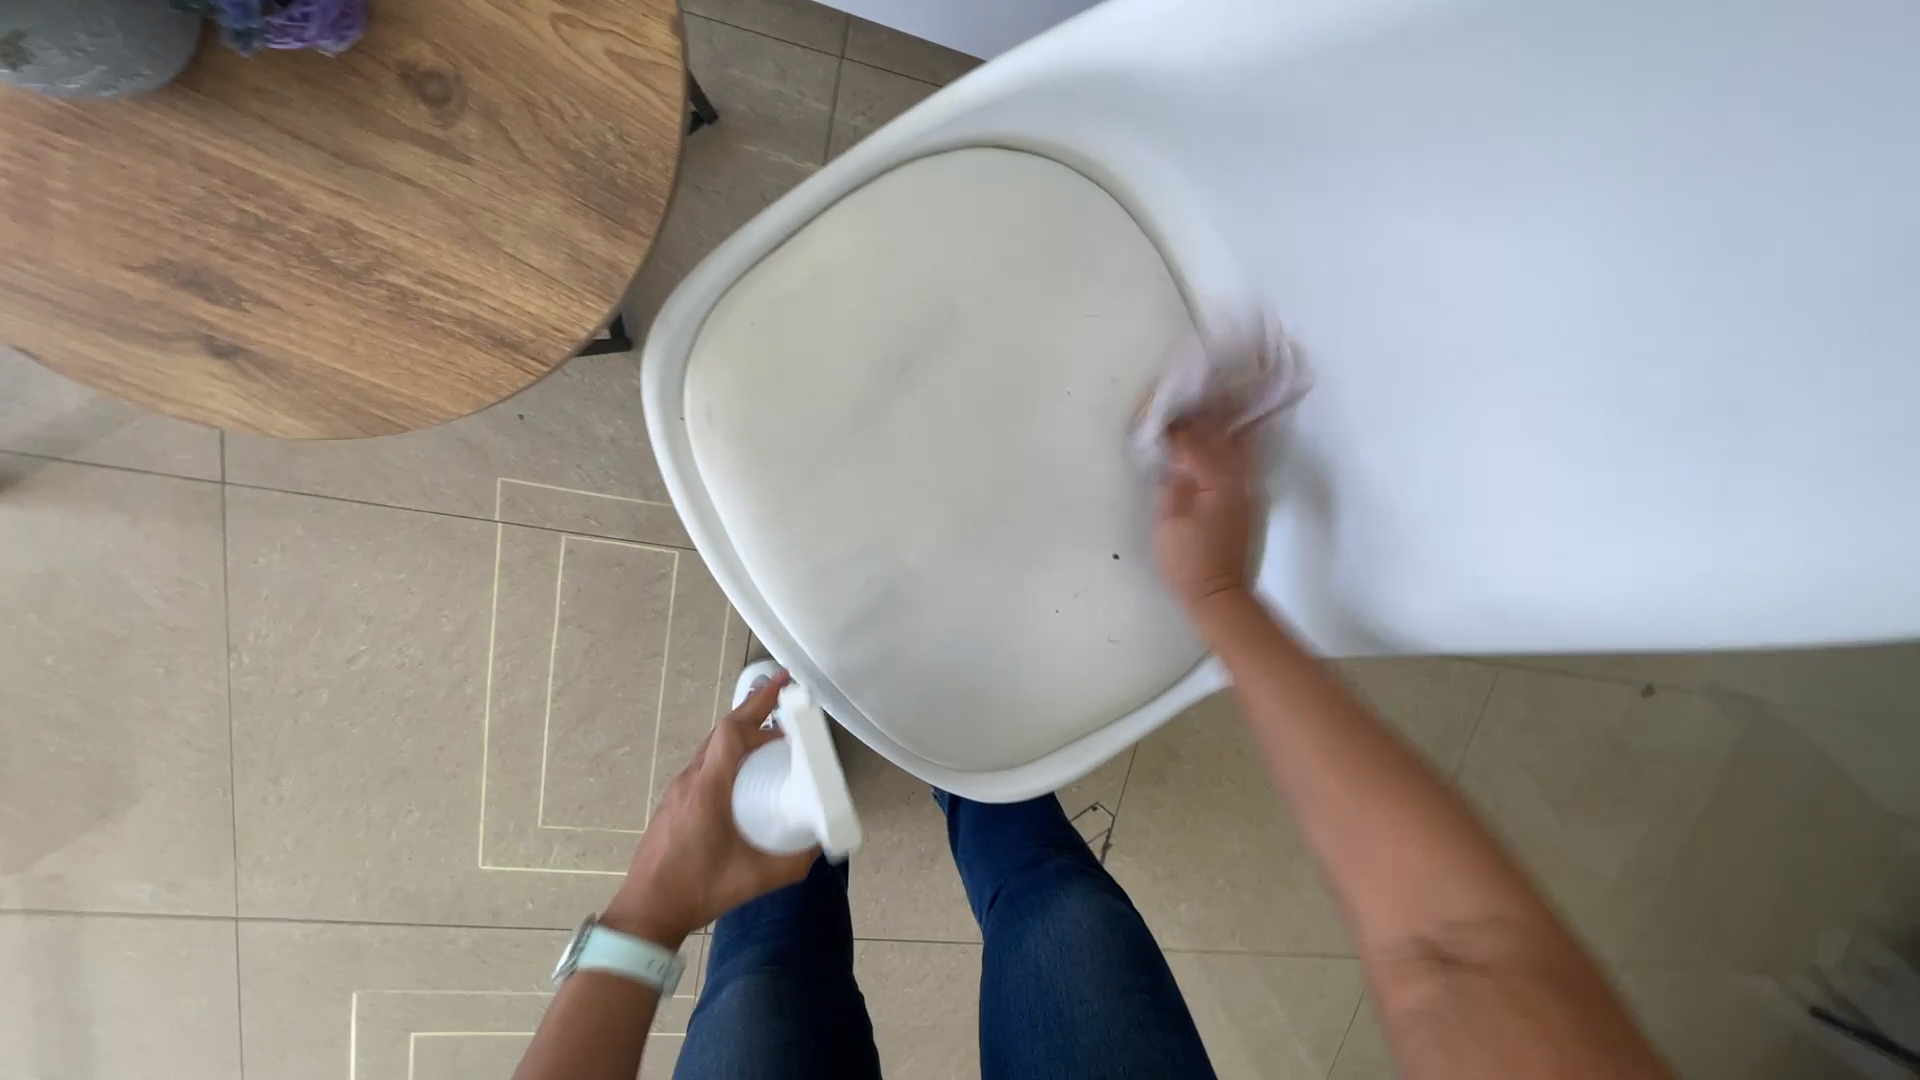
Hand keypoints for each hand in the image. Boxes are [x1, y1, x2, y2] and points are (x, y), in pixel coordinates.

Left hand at [603, 671, 816, 946]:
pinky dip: (728, 757)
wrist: (645, 913)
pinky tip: (744, 777)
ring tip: (772, 744)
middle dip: (756, 714)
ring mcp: (677, 791)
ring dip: (741, 738)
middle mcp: (690, 781)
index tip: (783, 685)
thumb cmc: (698, 890)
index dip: (759, 704)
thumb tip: (821, 845)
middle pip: (723, 733)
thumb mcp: (755, 879)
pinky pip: (704, 766)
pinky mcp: (673, 804)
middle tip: (787, 713)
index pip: (732, 731)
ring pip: (712, 749)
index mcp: (708, 788)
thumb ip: (793, 862)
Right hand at [1154, 416, 1256, 612]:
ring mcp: (1247, 490)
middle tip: (1185, 406)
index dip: (1178, 429)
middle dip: (1204, 420)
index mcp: (1216, 482)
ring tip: (1206, 413)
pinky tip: (1222, 440)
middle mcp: (1238, 480)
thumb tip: (1175, 461)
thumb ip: (1172, 485)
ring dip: (1221, 429)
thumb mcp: (1168, 522)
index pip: (1196, 444)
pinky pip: (1241, 463)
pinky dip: (1230, 447)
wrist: (1219, 594)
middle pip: (1222, 438)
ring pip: (1237, 447)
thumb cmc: (1187, 562)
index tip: (1162, 419)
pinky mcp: (1247, 502)